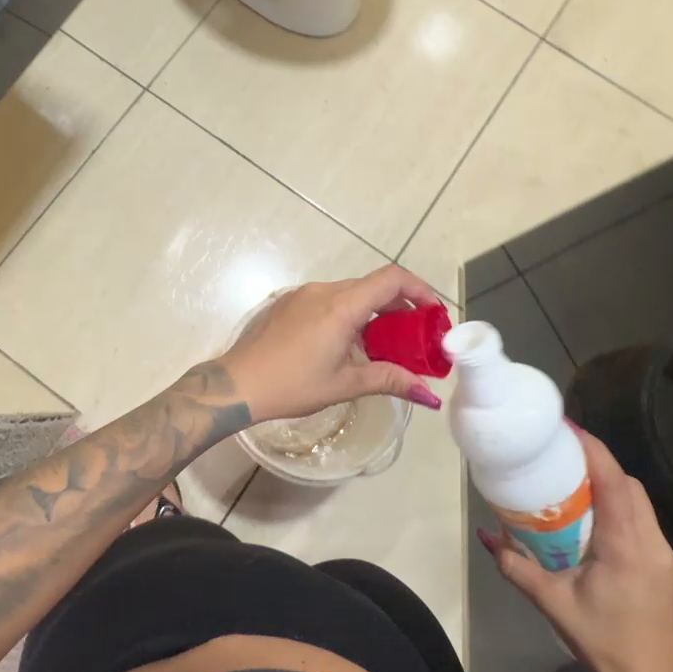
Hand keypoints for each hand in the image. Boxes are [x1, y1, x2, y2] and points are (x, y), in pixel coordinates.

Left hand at [209, 264, 445, 425]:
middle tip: (416, 337)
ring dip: (373, 312)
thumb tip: (429, 393)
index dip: (419, 289)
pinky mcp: (289, 303)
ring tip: (385, 345)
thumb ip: (390, 380)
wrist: (238, 383)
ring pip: (350, 293)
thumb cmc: (293, 384)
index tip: (433, 312)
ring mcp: (303, 294)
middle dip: (400, 307)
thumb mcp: (345, 385)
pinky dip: (349, 314)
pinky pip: (329, 299)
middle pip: (372, 286)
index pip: (391, 278)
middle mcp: (323, 291)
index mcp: (341, 306)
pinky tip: (349, 344)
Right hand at [479, 428, 672, 671]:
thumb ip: (516, 567)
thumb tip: (486, 536)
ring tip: (587, 505)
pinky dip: (632, 532)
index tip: (570, 430)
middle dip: (603, 470)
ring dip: (618, 501)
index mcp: (626, 545)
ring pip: (646, 515)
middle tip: (570, 467)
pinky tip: (613, 556)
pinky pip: (655, 542)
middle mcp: (656, 546)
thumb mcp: (552, 603)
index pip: (614, 480)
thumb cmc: (601, 642)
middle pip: (633, 490)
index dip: (594, 450)